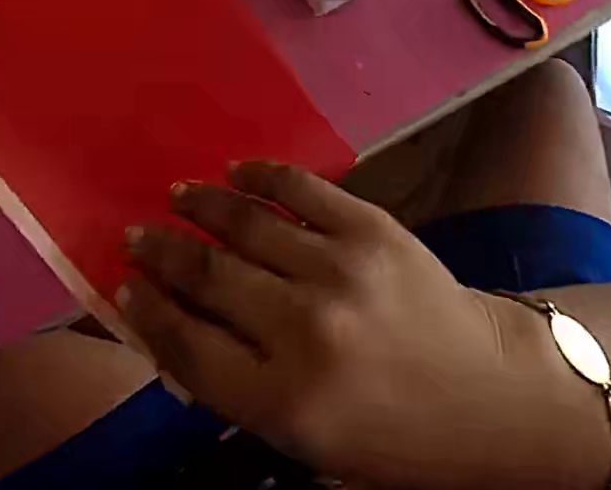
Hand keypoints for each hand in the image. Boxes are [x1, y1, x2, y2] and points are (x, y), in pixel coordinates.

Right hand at [119, 162, 610, 489]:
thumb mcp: (308, 440)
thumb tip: (174, 326)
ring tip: (177, 193)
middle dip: (162, 253)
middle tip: (135, 233)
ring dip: (202, 205)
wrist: (487, 387)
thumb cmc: (394, 431)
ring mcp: (339, 267)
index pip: (187, 348)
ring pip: (247, 224)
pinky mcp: (370, 225)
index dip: (146, 313)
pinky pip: (301, 188)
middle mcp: (305, 328)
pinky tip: (239, 169)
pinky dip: (263, 174)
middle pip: (208, 277)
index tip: (122, 286)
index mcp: (285, 400)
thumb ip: (240, 387)